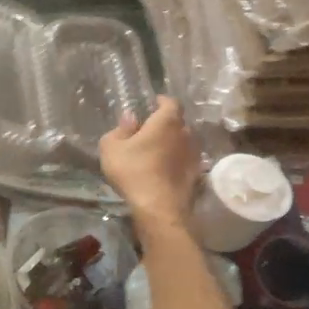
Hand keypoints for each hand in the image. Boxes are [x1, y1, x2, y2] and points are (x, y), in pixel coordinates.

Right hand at [100, 96, 199, 225]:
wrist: (159, 207)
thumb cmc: (133, 171)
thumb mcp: (111, 147)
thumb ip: (120, 129)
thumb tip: (131, 117)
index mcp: (166, 122)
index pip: (171, 103)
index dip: (162, 101)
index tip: (152, 104)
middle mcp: (185, 134)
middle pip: (178, 122)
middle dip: (165, 123)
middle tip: (149, 130)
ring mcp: (194, 154)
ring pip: (183, 141)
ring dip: (172, 142)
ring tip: (156, 150)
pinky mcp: (197, 173)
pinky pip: (186, 159)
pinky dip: (177, 159)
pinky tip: (164, 168)